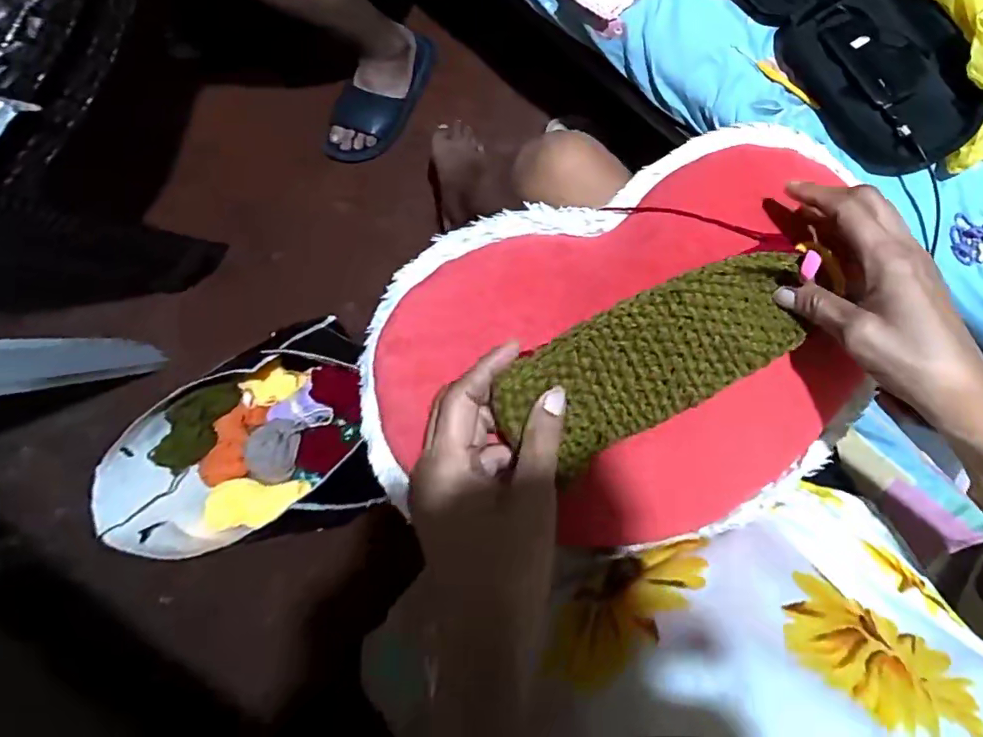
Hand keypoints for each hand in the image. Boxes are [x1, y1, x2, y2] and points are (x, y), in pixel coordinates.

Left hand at [408, 342, 565, 687]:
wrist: (487, 637)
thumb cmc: (510, 562)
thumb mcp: (532, 494)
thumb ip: (541, 437)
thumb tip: (553, 389)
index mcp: (442, 465)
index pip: (460, 397)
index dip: (488, 367)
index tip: (519, 345)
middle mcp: (429, 472)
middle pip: (453, 412)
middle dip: (489, 388)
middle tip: (528, 370)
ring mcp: (436, 493)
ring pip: (462, 437)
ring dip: (494, 418)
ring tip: (534, 402)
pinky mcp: (448, 509)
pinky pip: (469, 461)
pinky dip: (496, 447)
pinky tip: (527, 445)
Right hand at [774, 182, 982, 431]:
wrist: (960, 388)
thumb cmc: (908, 359)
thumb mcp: (856, 335)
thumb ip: (819, 306)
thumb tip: (781, 291)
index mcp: (888, 255)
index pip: (849, 208)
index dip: (816, 195)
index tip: (787, 188)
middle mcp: (905, 246)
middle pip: (869, 200)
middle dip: (832, 195)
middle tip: (801, 205)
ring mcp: (916, 258)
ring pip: (880, 214)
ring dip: (848, 210)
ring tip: (815, 223)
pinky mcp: (920, 273)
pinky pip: (886, 234)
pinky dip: (860, 228)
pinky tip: (844, 250)